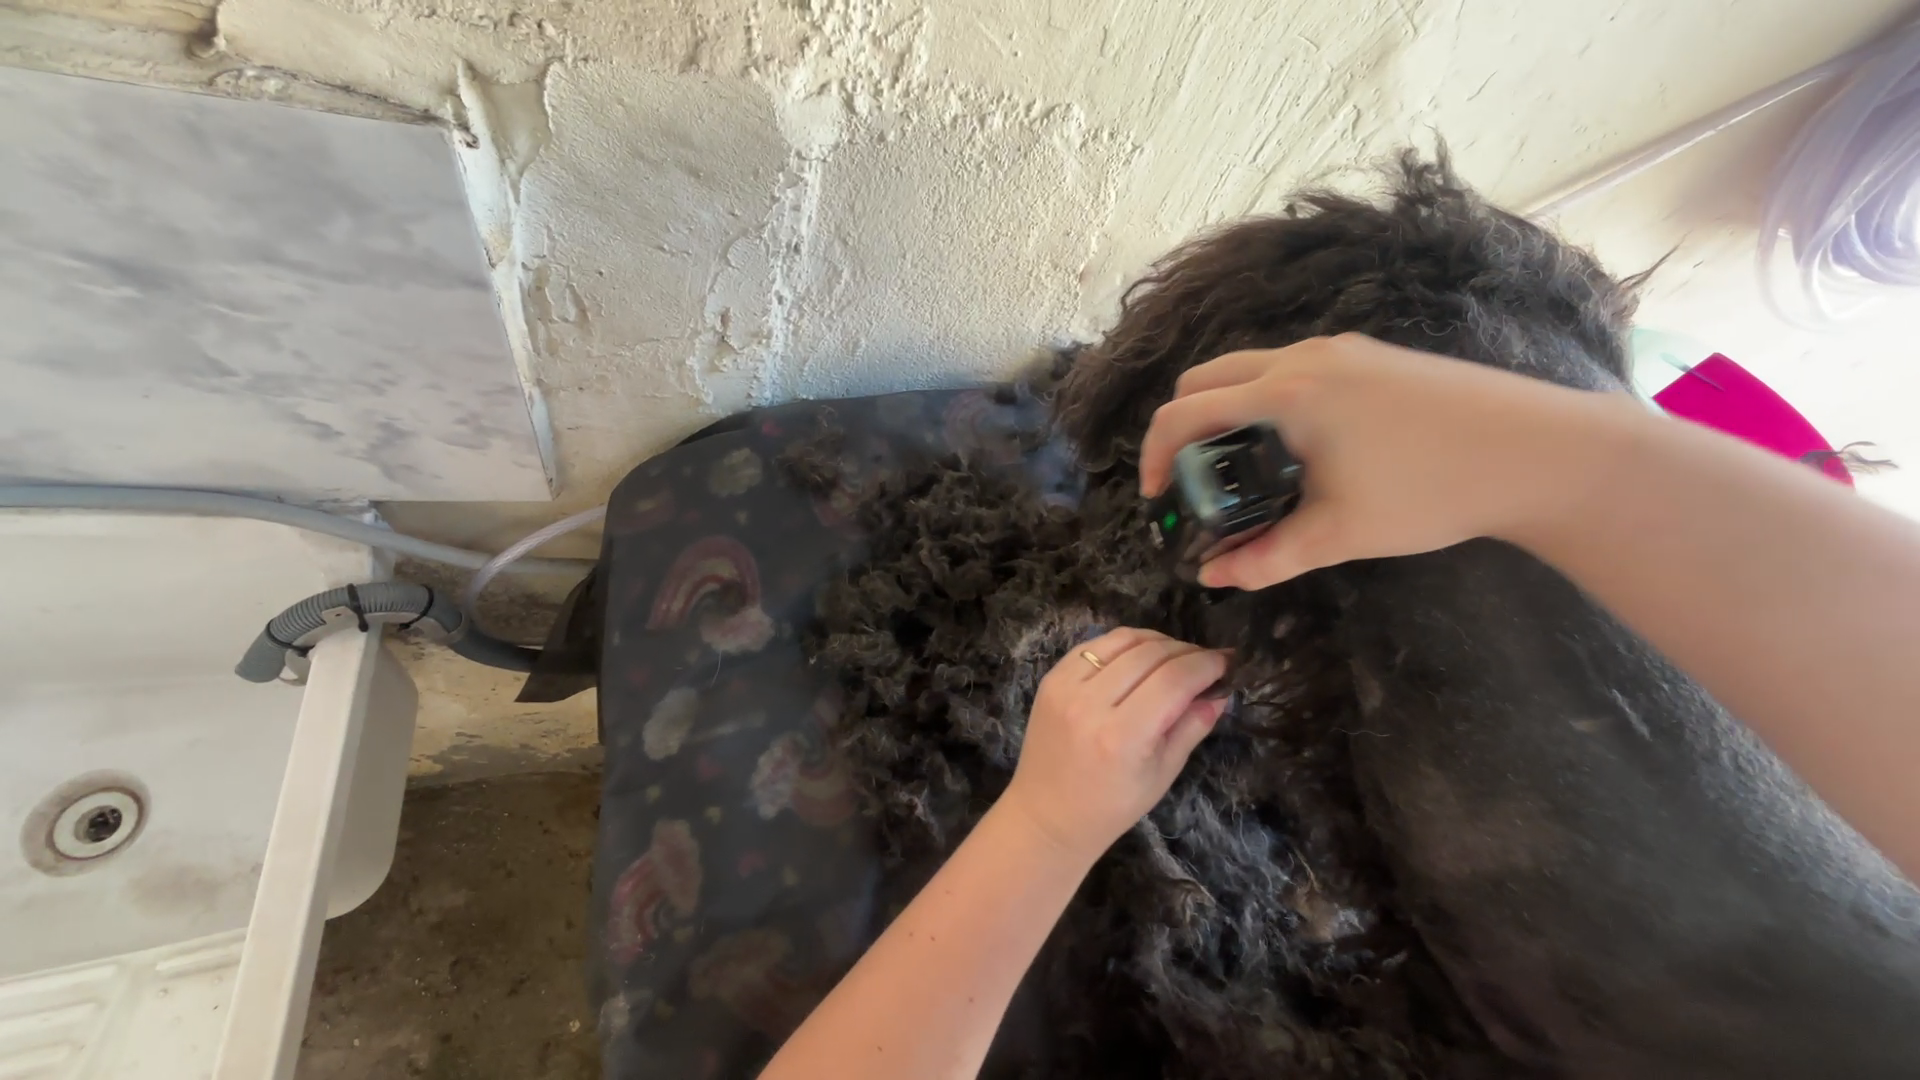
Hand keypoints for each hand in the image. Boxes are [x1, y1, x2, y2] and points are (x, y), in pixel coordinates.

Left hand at [998, 628, 1227, 861]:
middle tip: (1207, 661)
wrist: (1047, 814)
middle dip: (1187, 652)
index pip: (1173, 681)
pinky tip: (1141, 656)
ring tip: (1177, 656)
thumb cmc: (1111, 806)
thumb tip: (1221, 691)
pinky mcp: (1051, 678)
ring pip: (1123, 640)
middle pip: (1150, 654)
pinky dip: (1124, 644)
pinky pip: (1094, 645)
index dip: (1205, 665)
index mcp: (1122, 737)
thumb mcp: (1162, 774)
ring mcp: (1065, 687)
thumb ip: (1192, 727)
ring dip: (1157, 641)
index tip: (1227, 663)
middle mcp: (1090, 704)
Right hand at [1139, 333, 1631, 588]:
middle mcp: (1302, 358)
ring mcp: (1339, 350)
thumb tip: (1212, 576)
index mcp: (1284, 394)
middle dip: (1180, 425)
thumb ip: (1266, 557)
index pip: (1183, 412)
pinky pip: (1285, 369)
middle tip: (1191, 477)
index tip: (1155, 493)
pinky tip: (1294, 447)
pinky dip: (1261, 401)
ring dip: (1223, 410)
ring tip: (1239, 466)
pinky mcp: (1368, 355)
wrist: (1543, 452)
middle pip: (1205, 378)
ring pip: (1246, 368)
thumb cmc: (1432, 491)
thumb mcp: (1338, 534)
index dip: (1153, 453)